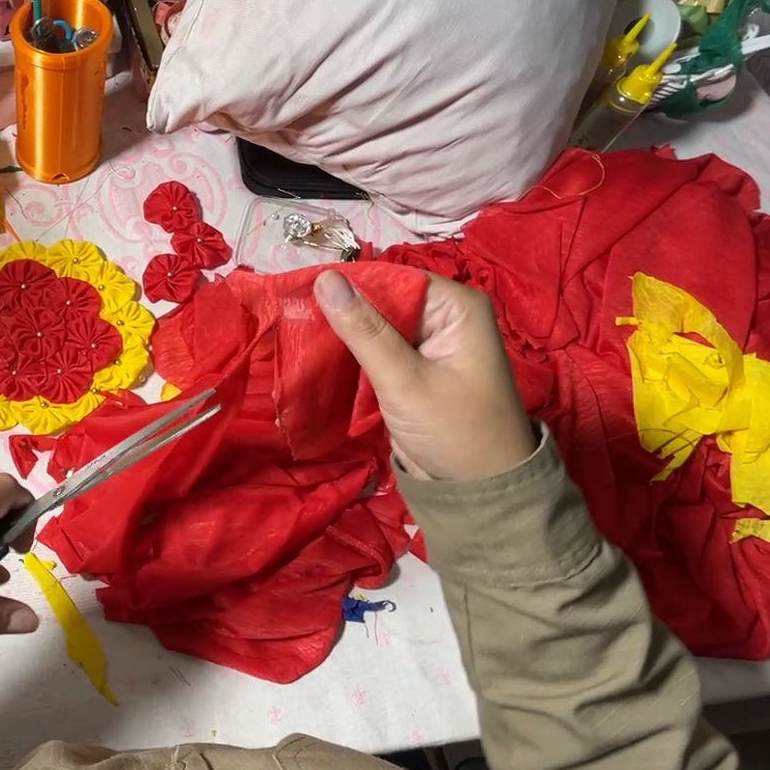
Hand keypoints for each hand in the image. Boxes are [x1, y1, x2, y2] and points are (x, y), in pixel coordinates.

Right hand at [314, 269, 535, 480]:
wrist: (478, 492)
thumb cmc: (454, 431)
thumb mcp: (404, 380)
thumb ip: (363, 330)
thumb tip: (325, 278)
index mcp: (455, 307)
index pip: (390, 279)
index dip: (346, 287)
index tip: (298, 296)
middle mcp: (443, 317)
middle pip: (378, 301)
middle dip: (339, 314)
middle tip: (291, 323)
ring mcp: (426, 343)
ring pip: (371, 326)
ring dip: (338, 337)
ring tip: (296, 341)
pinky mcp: (410, 367)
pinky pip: (372, 350)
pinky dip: (348, 356)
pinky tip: (317, 361)